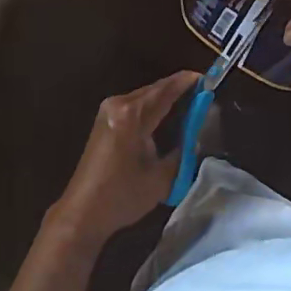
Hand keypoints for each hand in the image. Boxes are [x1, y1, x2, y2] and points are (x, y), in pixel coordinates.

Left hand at [48, 71, 200, 242]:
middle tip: (202, 94)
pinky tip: (165, 115)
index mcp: (132, 116)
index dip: (187, 82)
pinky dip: (152, 107)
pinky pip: (134, 105)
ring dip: (165, 98)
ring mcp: (108, 110)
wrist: (83, 212)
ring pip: (144, 96)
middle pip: (154, 90)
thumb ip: (182, 152)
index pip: (165, 91)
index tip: (206, 78)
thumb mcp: (161, 178)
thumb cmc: (122, 196)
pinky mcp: (104, 119)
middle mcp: (118, 105)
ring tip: (189, 103)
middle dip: (178, 89)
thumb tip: (196, 136)